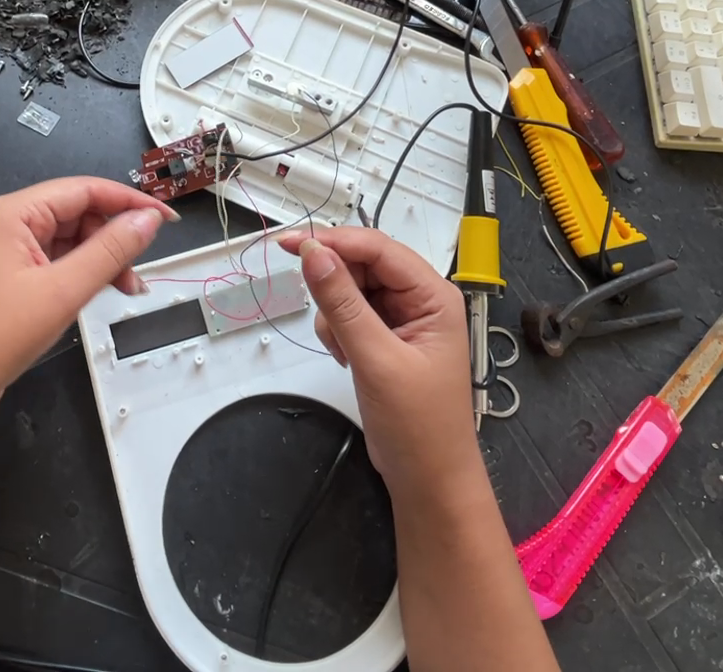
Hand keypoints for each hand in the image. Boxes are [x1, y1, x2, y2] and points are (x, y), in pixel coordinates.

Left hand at [0, 177, 176, 432]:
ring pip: (72, 238)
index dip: (129, 201)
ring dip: (104, 258)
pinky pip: (59, 259)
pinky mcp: (12, 274)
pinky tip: (103, 291)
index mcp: (15, 212)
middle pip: (79, 212)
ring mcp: (10, 248)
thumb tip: (149, 220)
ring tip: (129, 289)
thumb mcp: (63, 291)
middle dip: (115, 237)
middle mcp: (11, 222)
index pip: (84, 189)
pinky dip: (85, 273)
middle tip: (143, 268)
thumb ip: (110, 251)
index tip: (167, 219)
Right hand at [277, 229, 478, 491]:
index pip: (378, 248)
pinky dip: (337, 331)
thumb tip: (312, 253)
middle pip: (362, 264)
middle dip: (334, 286)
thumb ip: (342, 303)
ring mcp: (401, 318)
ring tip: (346, 353)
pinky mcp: (384, 337)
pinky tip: (347, 359)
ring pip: (350, 288)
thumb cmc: (417, 425)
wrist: (428, 481)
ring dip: (335, 314)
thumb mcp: (376, 360)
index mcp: (433, 295)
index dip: (334, 241)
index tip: (290, 245)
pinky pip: (348, 313)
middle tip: (325, 320)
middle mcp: (419, 298)